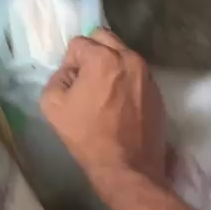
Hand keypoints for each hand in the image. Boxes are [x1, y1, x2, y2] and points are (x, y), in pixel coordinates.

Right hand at [40, 28, 168, 181]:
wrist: (129, 171)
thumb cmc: (88, 137)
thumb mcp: (52, 105)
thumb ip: (56, 78)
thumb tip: (70, 73)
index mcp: (103, 57)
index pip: (78, 43)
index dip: (70, 63)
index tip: (72, 86)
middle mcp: (129, 58)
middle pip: (104, 38)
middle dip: (91, 53)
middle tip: (86, 80)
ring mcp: (147, 75)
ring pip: (122, 54)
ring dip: (110, 64)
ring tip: (104, 92)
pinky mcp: (157, 92)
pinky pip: (136, 73)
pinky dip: (126, 80)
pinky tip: (120, 104)